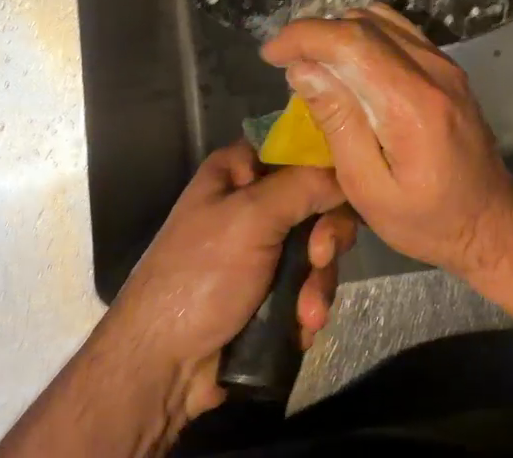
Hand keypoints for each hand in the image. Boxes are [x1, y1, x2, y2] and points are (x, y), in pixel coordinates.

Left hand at [99, 141, 358, 420]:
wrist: (164, 365)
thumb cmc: (200, 275)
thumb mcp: (251, 218)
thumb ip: (304, 185)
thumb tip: (348, 169)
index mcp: (238, 171)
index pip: (295, 146)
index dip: (325, 164)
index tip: (346, 188)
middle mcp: (251, 203)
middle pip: (316, 202)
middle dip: (325, 239)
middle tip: (318, 259)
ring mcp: (261, 250)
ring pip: (318, 250)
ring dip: (317, 284)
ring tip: (305, 314)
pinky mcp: (270, 292)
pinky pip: (309, 287)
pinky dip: (309, 307)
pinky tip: (298, 328)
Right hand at [261, 5, 512, 276]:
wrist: (492, 221)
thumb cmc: (427, 220)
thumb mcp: (369, 189)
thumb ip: (338, 123)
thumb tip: (303, 69)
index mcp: (412, 105)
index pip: (351, 41)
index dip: (304, 36)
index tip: (271, 54)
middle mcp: (432, 70)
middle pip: (363, 23)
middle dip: (315, 34)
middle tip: (286, 65)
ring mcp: (444, 63)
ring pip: (380, 19)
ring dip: (339, 33)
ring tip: (314, 66)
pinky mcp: (446, 66)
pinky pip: (397, 31)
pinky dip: (363, 36)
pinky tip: (347, 67)